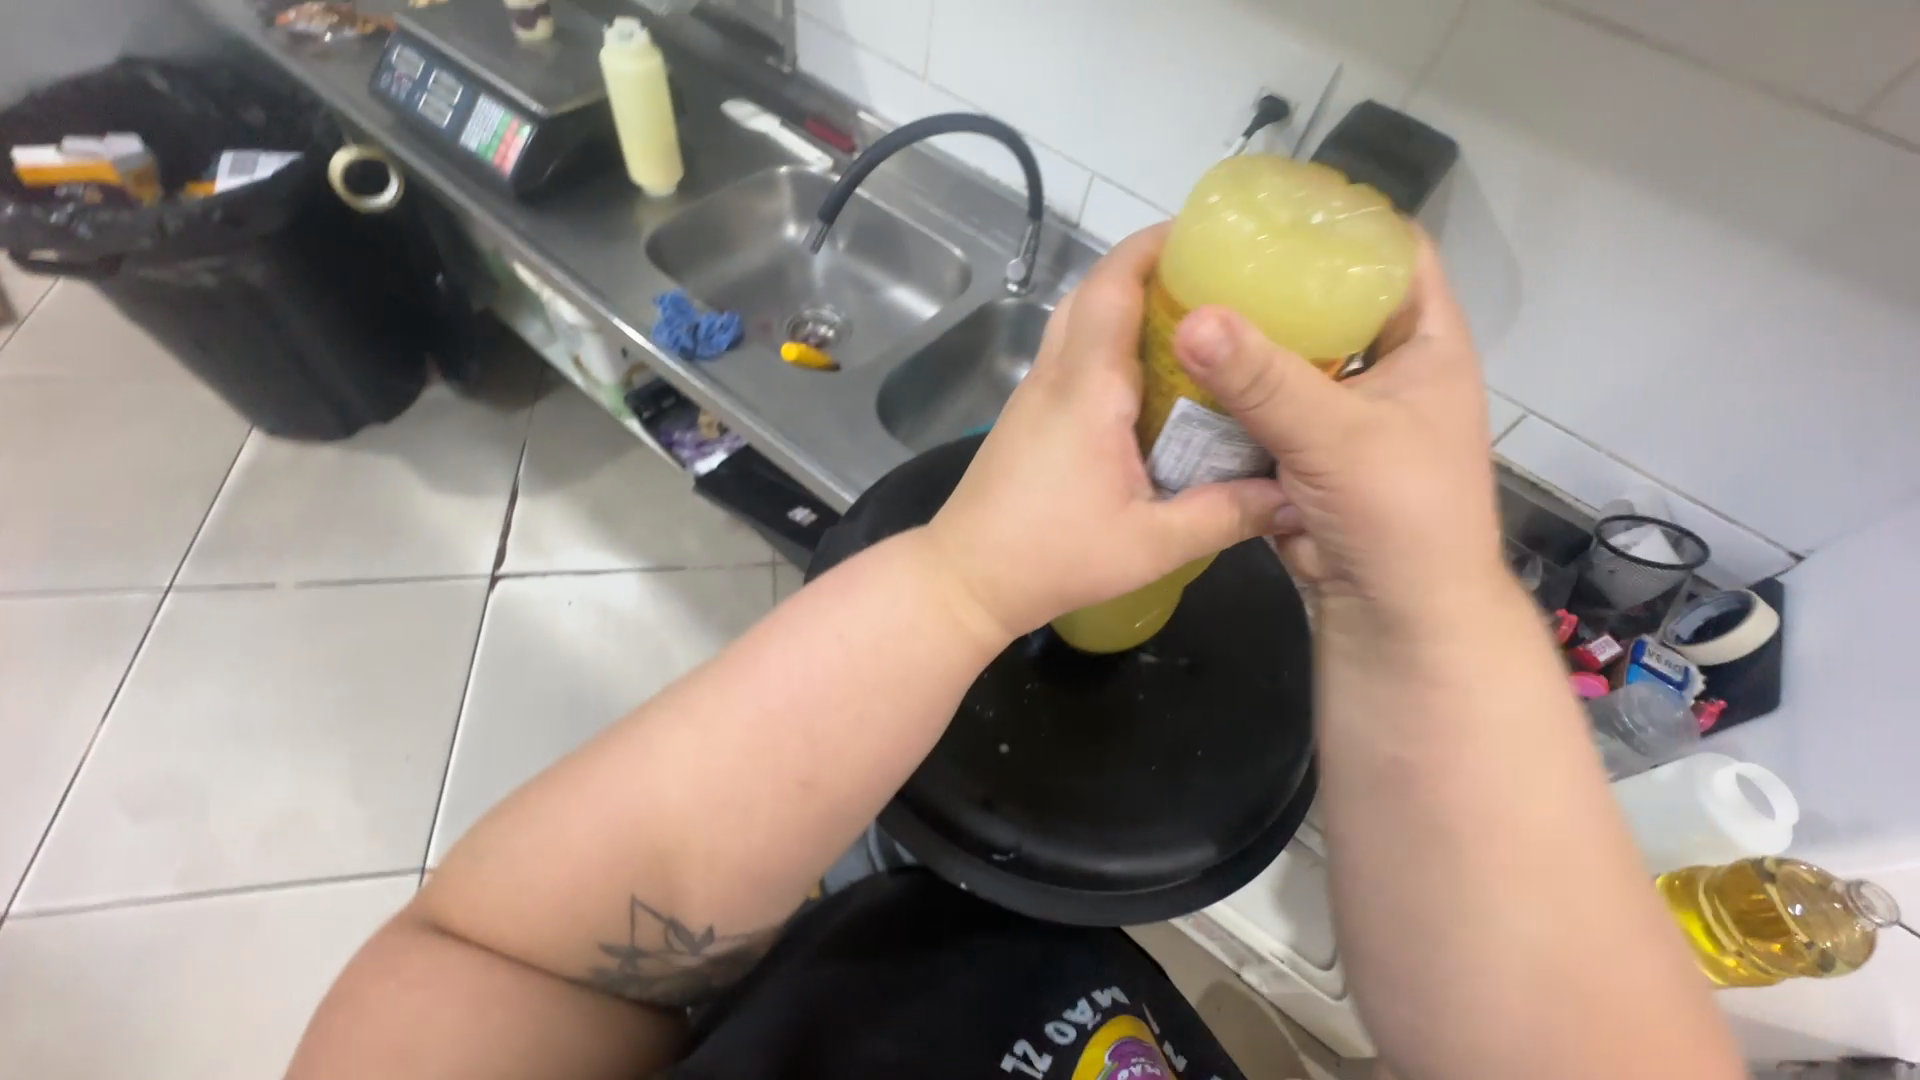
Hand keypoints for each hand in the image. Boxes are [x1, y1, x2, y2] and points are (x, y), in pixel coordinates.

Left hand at [921, 226, 1288, 640]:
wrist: (966, 579)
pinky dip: (1106, 348)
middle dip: (1146, 272)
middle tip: (1209, 284)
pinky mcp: (1024, 419)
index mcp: (1087, 387)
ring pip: (1075, 324)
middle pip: (1092, 293)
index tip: (1205, 236)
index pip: (1113, 285)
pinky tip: (1146, 386)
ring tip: (1187, 329)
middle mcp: (1055, 376)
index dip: (1154, 246)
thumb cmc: (1053, 557)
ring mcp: (1032, 395)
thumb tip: (1294, 498)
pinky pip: (1068, 359)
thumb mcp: (1152, 544)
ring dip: (1123, 310)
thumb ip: (1226, 514)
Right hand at [1171, 230, 1505, 619]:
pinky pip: (1258, 412)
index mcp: (1425, 346)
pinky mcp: (1299, 454)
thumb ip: (1263, 379)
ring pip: (1285, 364)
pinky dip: (1225, 399)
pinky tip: (1179, 379)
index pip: (1395, 257)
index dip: (1346, 225)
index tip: (1277, 208)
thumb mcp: (1337, 436)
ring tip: (1180, 310)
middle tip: (1205, 262)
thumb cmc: (1398, 513)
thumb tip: (1192, 317)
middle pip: (1325, 308)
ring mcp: (1338, 416)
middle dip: (1271, 287)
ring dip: (1242, 346)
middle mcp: (1383, 372)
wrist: (1391, 612)